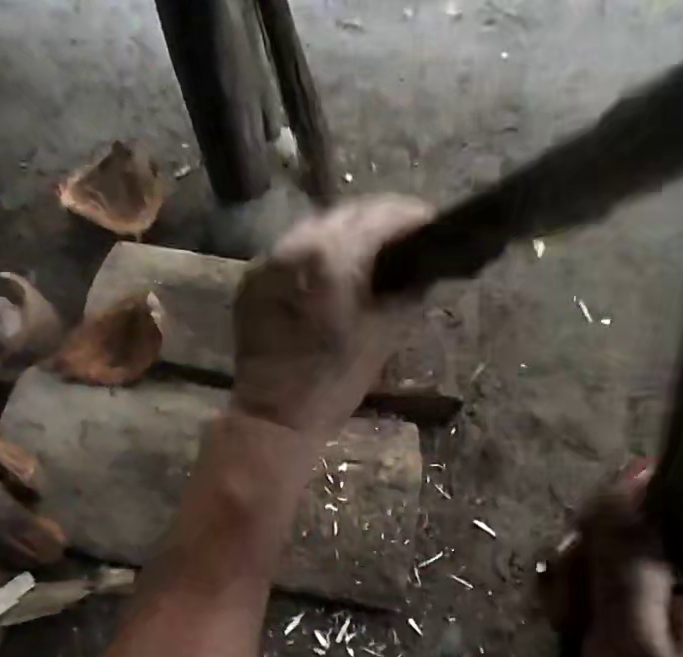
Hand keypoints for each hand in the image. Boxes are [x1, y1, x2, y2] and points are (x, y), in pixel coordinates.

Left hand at [231, 196, 432, 436]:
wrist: (274, 417)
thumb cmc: (334, 383)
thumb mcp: (382, 339)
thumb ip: (407, 296)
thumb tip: (428, 275)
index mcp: (331, 257)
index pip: (380, 216)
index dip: (411, 216)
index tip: (430, 224)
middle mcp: (295, 245)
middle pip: (346, 214)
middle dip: (379, 221)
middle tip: (405, 239)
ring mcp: (268, 261)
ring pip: (315, 230)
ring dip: (346, 236)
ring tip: (371, 255)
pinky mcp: (252, 280)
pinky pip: (291, 253)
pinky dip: (316, 256)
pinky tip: (332, 275)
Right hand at [541, 466, 682, 656]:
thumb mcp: (632, 636)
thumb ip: (630, 560)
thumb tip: (631, 481)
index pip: (670, 505)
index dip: (616, 521)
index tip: (581, 558)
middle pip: (646, 529)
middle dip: (594, 560)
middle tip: (566, 607)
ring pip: (633, 555)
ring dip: (589, 583)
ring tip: (569, 624)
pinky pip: (637, 582)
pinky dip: (602, 600)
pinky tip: (582, 627)